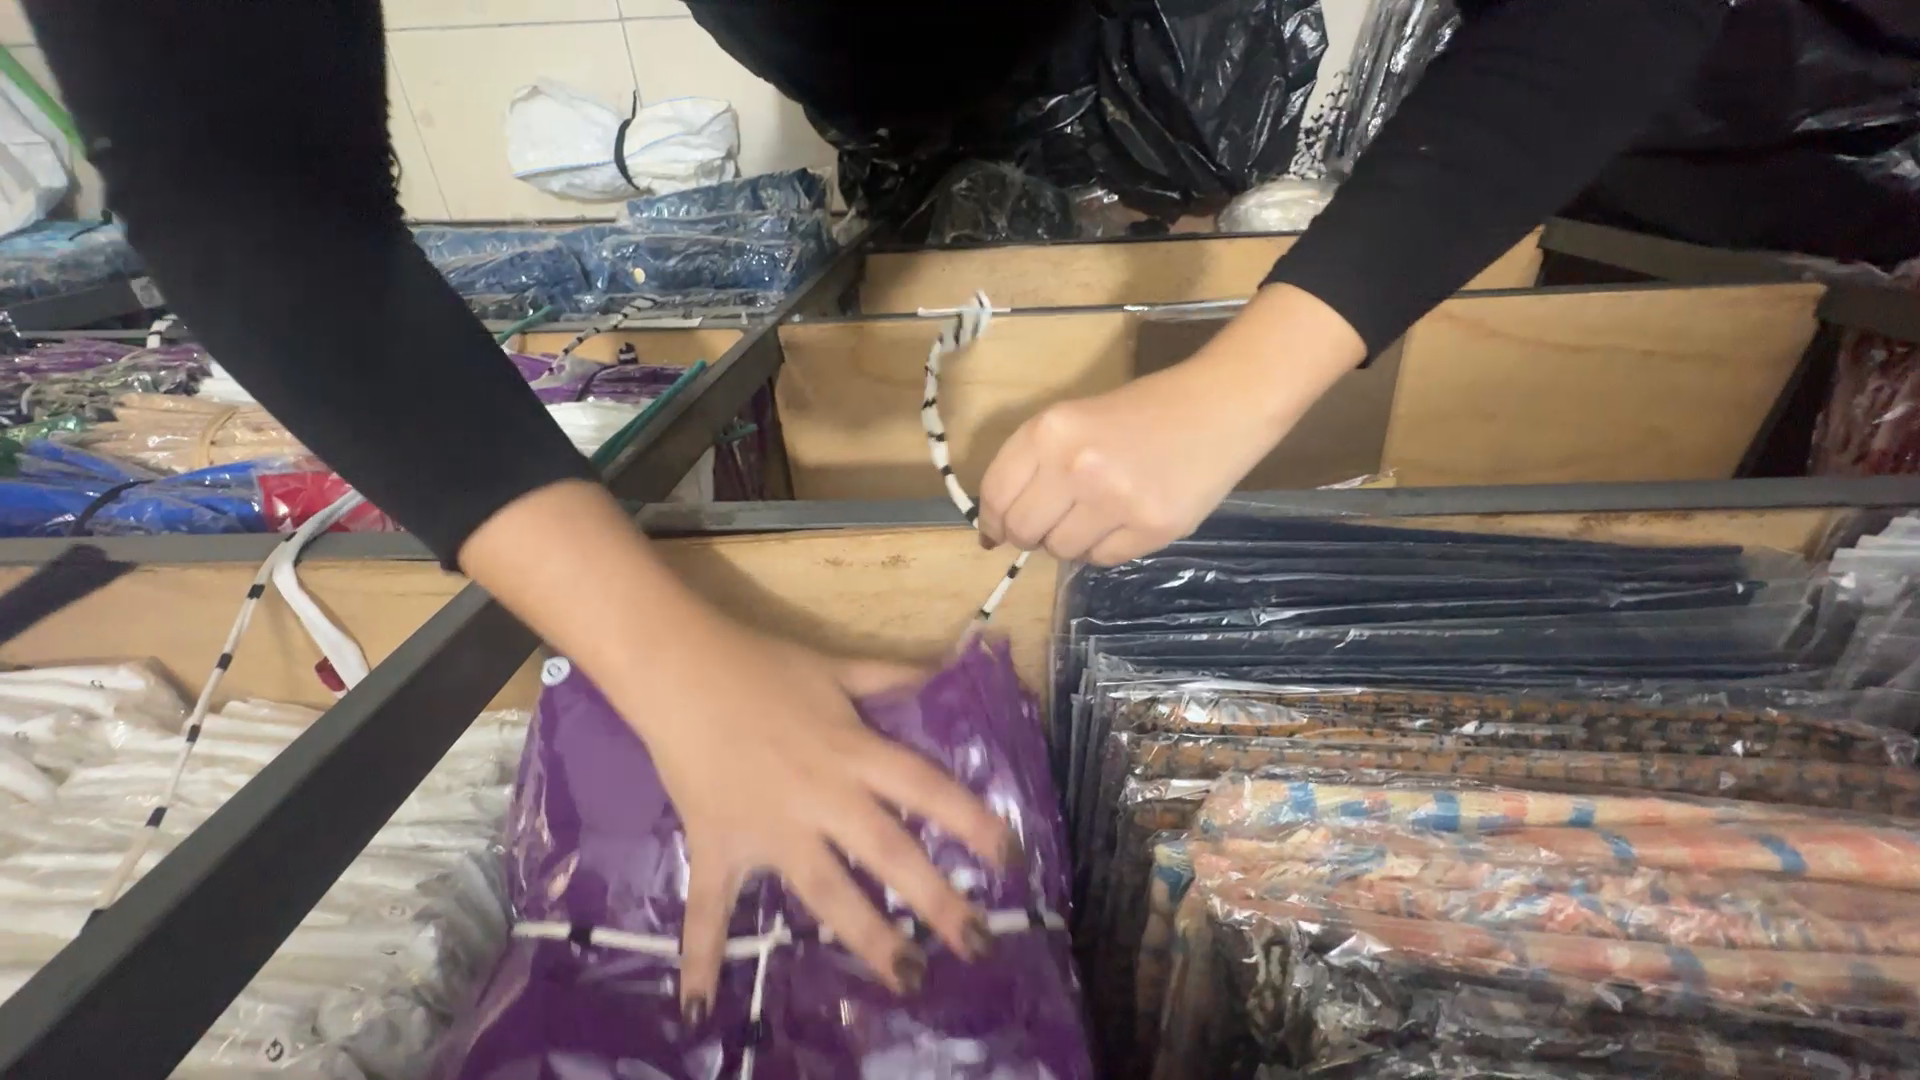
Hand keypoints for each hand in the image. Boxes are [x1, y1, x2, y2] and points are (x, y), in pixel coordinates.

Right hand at [456, 481, 1014, 1017]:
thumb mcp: (837, 666)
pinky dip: (701, 957)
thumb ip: (894, 674)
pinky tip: (700, 1010)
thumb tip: (948, 665)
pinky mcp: (719, 846)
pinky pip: (709, 908)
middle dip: (937, 901)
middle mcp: (823, 797)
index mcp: (854, 751)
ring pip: (826, 892)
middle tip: (979, 945)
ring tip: (907, 978)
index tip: (1013, 861)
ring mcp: (770, 829)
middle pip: (890, 853)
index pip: (927, 789)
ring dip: (867, 937)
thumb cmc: (763, 664)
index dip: (974, 823)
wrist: (681, 669)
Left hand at [976, 283, 1365, 564]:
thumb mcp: (1073, 421)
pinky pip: (1100, 561)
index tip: (996, 532)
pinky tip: (1123, 520)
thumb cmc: (1142, 410)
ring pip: (1061, 551)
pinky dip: (1103, 549)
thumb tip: (995, 530)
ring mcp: (1115, 501)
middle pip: (1024, 531)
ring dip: (1068, 542)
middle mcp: (1076, 467)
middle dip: (1029, 535)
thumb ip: (1032, 466)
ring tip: (1095, 514)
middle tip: (1048, 526)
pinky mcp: (1151, 529)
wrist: (1221, 406)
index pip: (996, 495)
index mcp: (1049, 431)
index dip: (992, 520)